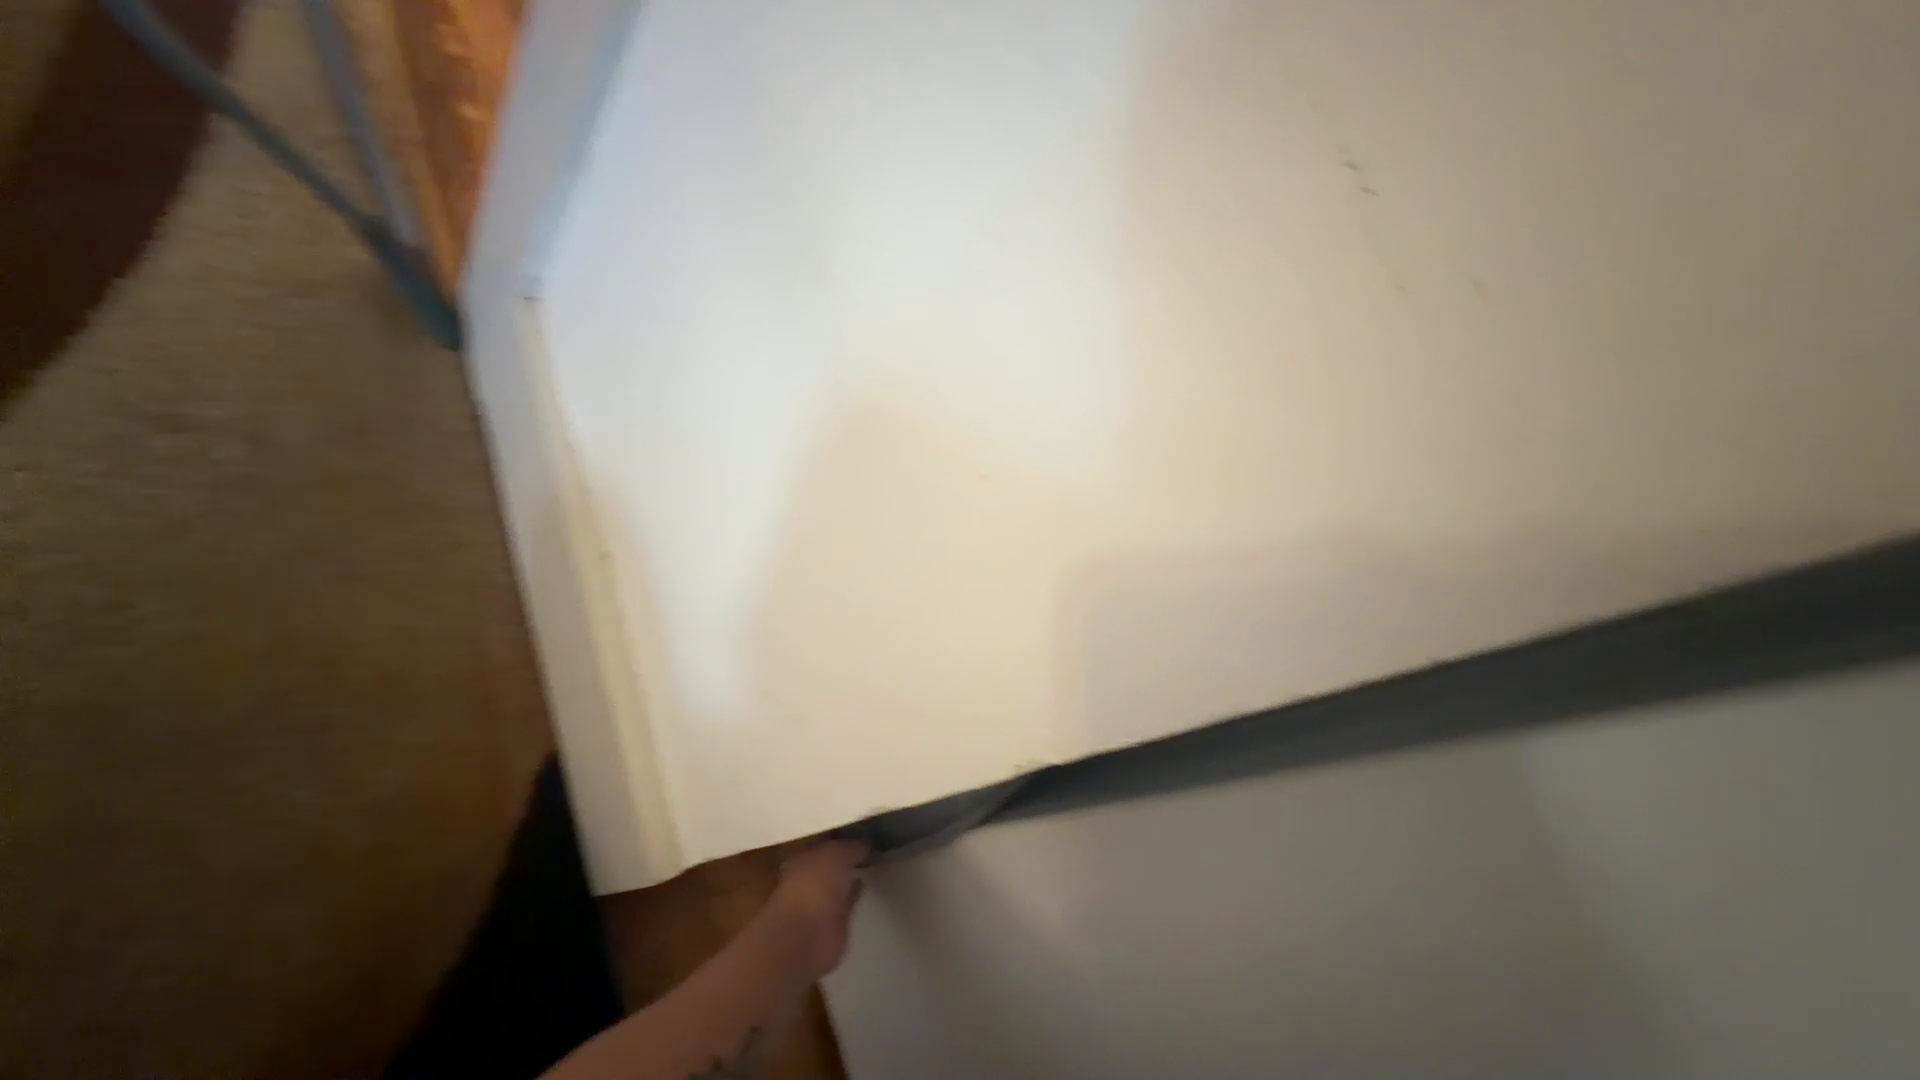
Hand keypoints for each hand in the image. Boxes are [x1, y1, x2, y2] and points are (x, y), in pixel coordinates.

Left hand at [766, 839, 867, 978]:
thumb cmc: (814, 885)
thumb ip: (853, 845)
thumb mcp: (837, 853)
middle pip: (832, 858)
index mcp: (802, 854)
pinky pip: (849, 899)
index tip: (865, 822)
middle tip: (876, 837)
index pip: (824, 836)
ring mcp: (821, 898)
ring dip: (853, 871)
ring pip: (840, 879)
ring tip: (877, 857)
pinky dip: (857, 891)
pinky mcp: (835, 920)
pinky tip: (870, 881)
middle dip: (849, 849)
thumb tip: (868, 843)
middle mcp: (810, 874)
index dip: (842, 830)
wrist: (806, 937)